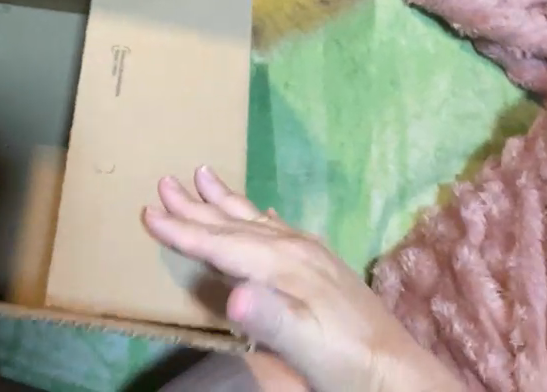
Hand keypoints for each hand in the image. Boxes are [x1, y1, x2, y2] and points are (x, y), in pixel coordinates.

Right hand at [142, 168, 462, 391]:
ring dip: (225, 200)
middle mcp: (292, 249)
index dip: (183, 231)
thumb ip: (269, 317)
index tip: (149, 211)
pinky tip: (259, 210)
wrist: (398, 372)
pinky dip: (259, 216)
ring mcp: (308, 252)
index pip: (222, 245)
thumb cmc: (346, 363)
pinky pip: (279, 227)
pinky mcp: (320, 262)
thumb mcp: (306, 348)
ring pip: (254, 218)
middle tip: (164, 181)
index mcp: (282, 267)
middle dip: (196, 206)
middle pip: (233, 223)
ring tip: (202, 174)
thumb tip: (232, 293)